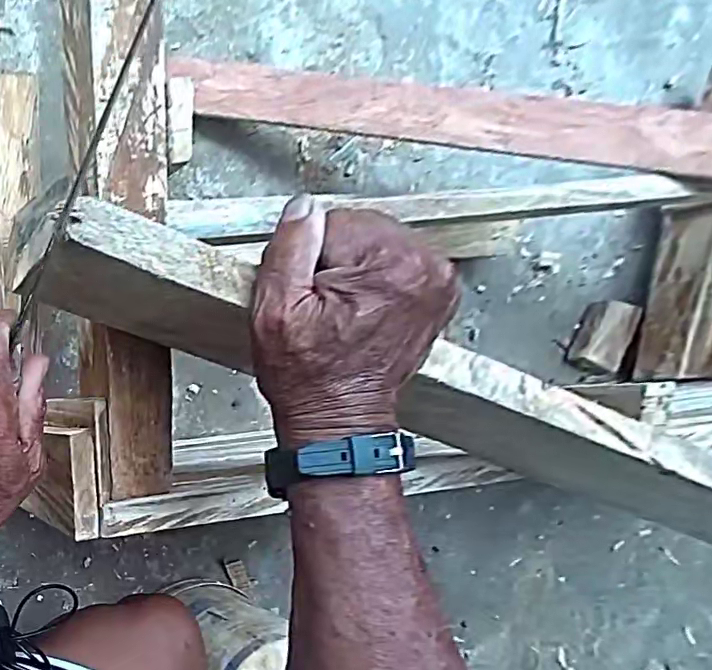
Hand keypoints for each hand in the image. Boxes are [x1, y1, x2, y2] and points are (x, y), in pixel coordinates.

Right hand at [249, 197, 459, 445]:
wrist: (336, 418)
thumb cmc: (307, 378)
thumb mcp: (274, 313)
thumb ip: (288, 249)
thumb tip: (302, 209)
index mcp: (391, 263)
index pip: (333, 222)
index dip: (306, 261)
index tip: (306, 299)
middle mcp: (425, 266)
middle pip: (360, 231)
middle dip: (332, 264)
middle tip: (321, 312)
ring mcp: (437, 282)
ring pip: (375, 247)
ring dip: (352, 274)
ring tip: (339, 317)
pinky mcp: (437, 295)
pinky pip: (393, 266)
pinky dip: (373, 285)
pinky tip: (358, 316)